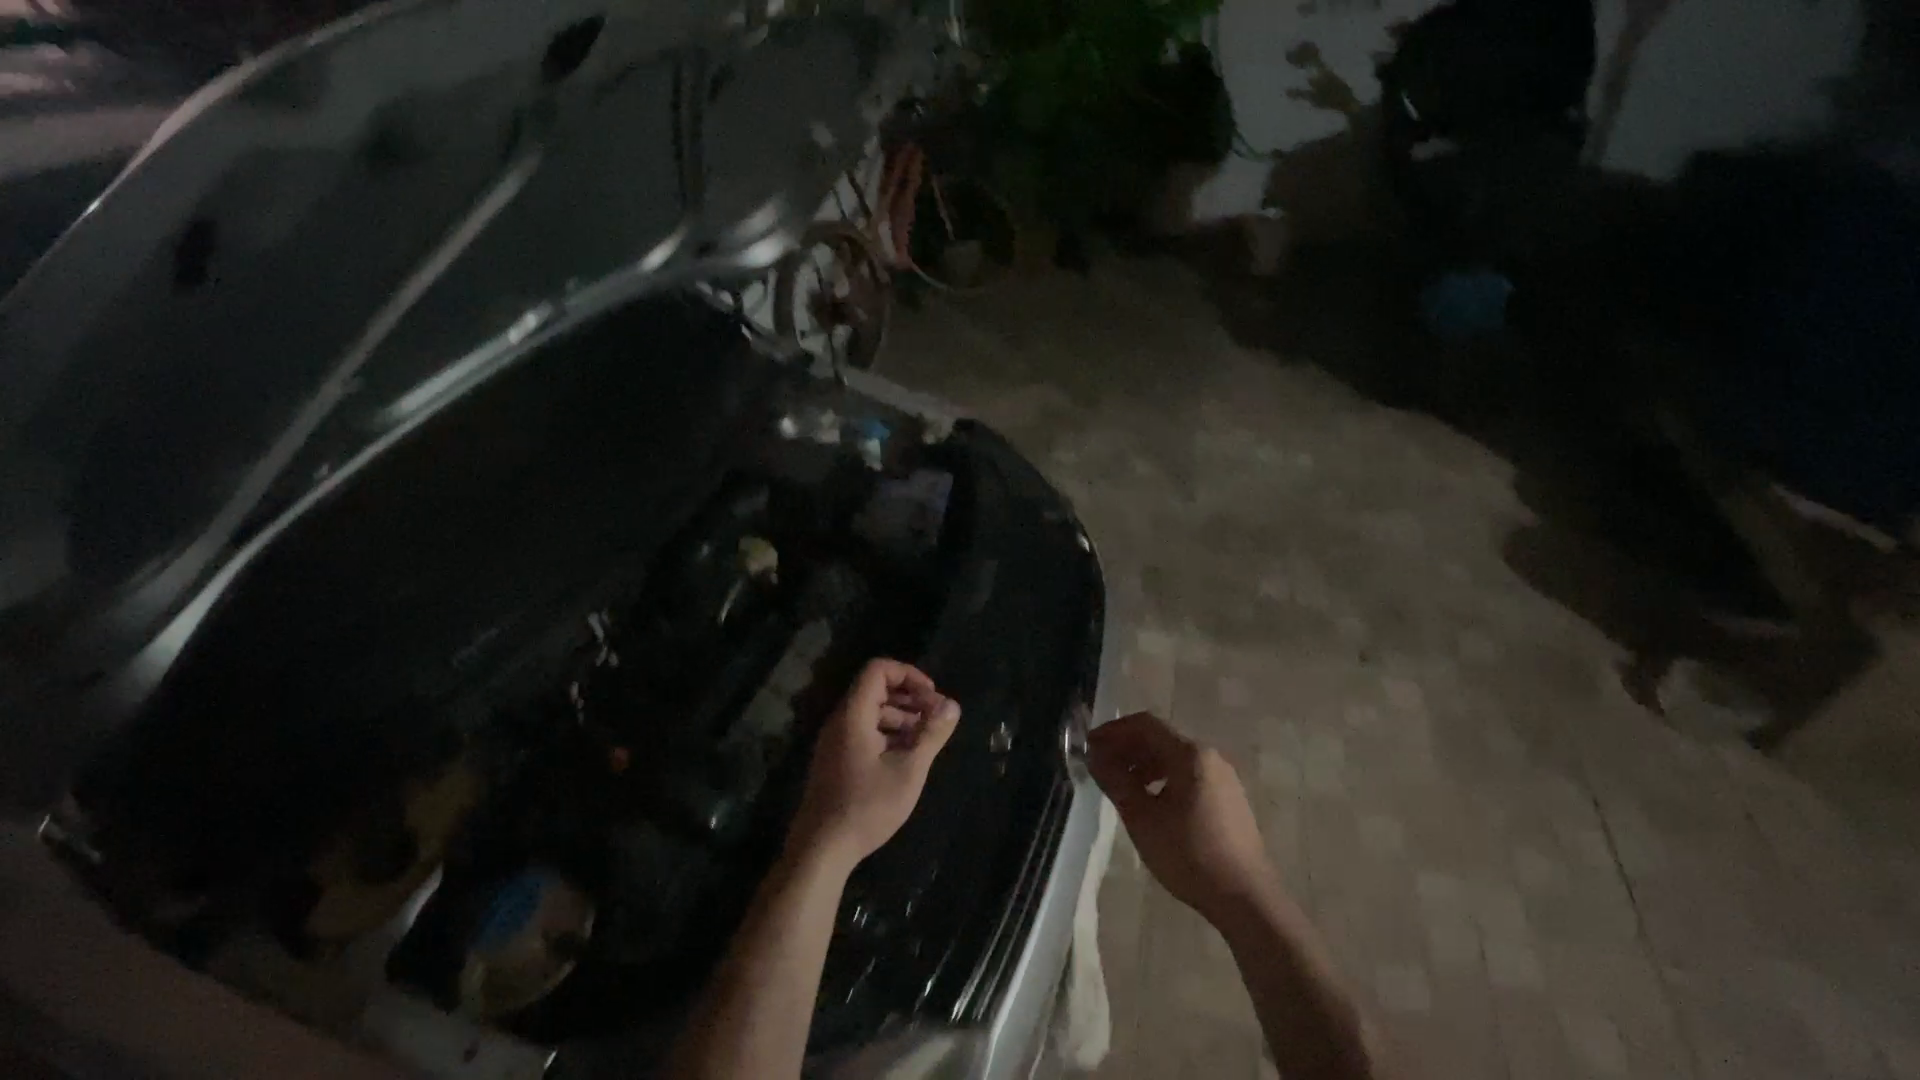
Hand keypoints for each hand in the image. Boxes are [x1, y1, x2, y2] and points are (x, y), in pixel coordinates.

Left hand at [789, 659, 960, 869]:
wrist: (821, 848)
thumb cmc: (867, 807)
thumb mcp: (908, 770)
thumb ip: (931, 734)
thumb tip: (952, 705)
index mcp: (854, 715)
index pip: (878, 670)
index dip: (909, 674)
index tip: (933, 696)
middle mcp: (840, 721)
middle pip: (875, 690)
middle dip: (910, 698)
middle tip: (937, 718)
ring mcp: (835, 742)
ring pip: (871, 714)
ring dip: (901, 718)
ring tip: (927, 739)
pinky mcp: (836, 761)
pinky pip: (864, 733)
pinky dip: (888, 735)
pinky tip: (907, 758)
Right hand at [1087, 712, 1278, 924]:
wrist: (1245, 896)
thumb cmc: (1188, 853)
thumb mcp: (1142, 818)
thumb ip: (1116, 781)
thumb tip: (1095, 756)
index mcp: (1190, 754)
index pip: (1145, 724)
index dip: (1113, 731)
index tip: (1089, 746)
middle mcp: (1210, 757)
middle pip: (1161, 739)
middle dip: (1127, 748)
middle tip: (1099, 766)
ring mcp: (1224, 778)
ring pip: (1175, 758)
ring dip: (1144, 765)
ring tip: (1120, 785)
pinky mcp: (1229, 799)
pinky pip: (1189, 776)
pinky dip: (1163, 779)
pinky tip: (1150, 802)